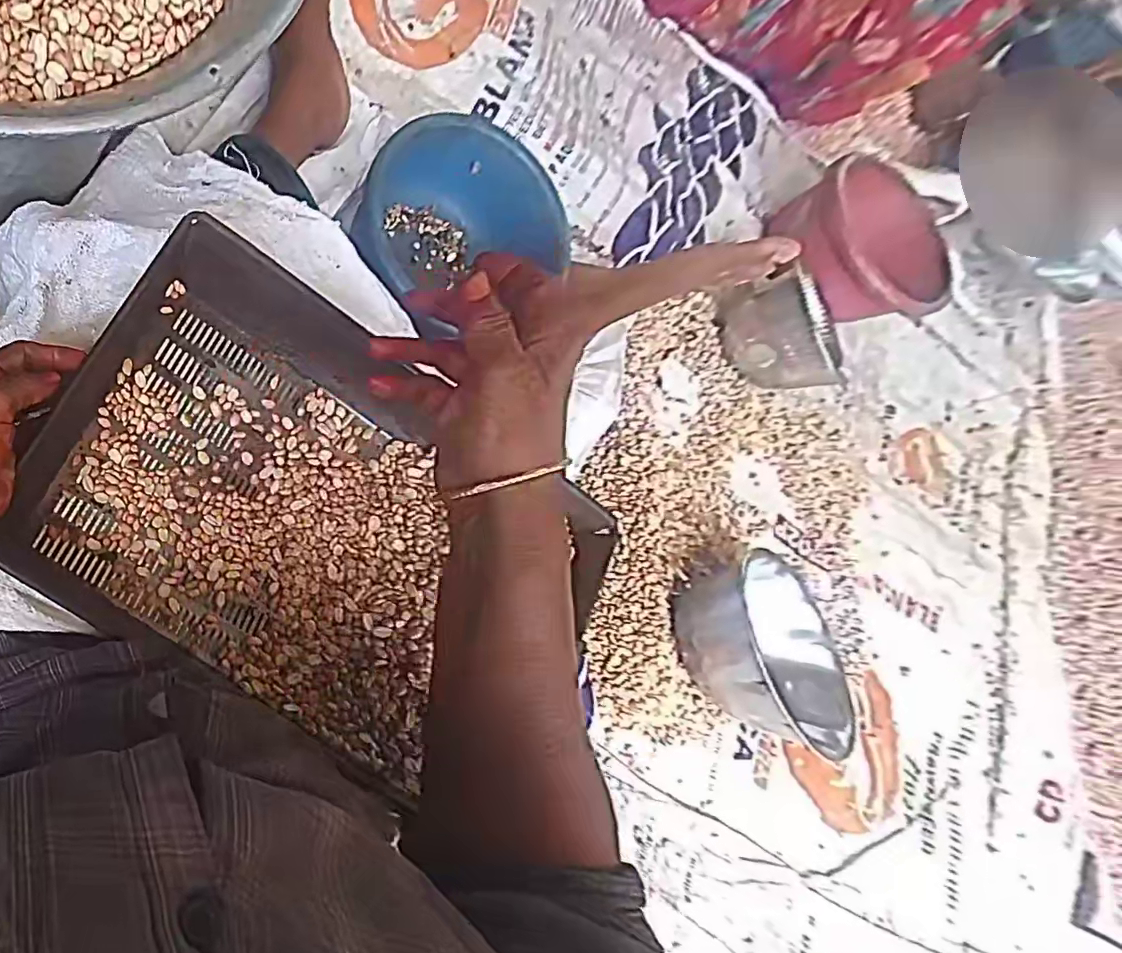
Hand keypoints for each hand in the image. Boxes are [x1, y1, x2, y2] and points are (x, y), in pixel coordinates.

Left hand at [0, 341, 86, 526]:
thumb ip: (22, 385)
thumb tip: (49, 377)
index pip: (16, 357)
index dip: (48, 355)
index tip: (75, 359)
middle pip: (28, 379)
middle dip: (54, 375)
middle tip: (81, 375)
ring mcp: (1, 429)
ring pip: (37, 406)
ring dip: (56, 401)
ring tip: (79, 398)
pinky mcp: (15, 453)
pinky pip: (40, 433)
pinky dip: (54, 427)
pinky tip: (66, 425)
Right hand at [366, 238, 800, 493]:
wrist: (490, 499)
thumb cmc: (510, 436)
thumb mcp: (502, 371)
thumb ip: (489, 320)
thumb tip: (478, 278)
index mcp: (561, 330)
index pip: (653, 282)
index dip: (713, 263)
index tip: (775, 248)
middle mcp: (530, 347)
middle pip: (504, 303)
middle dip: (462, 295)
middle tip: (425, 291)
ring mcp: (493, 377)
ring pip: (457, 344)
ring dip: (417, 344)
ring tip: (381, 344)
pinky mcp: (465, 404)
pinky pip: (435, 383)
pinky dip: (409, 381)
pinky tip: (381, 379)